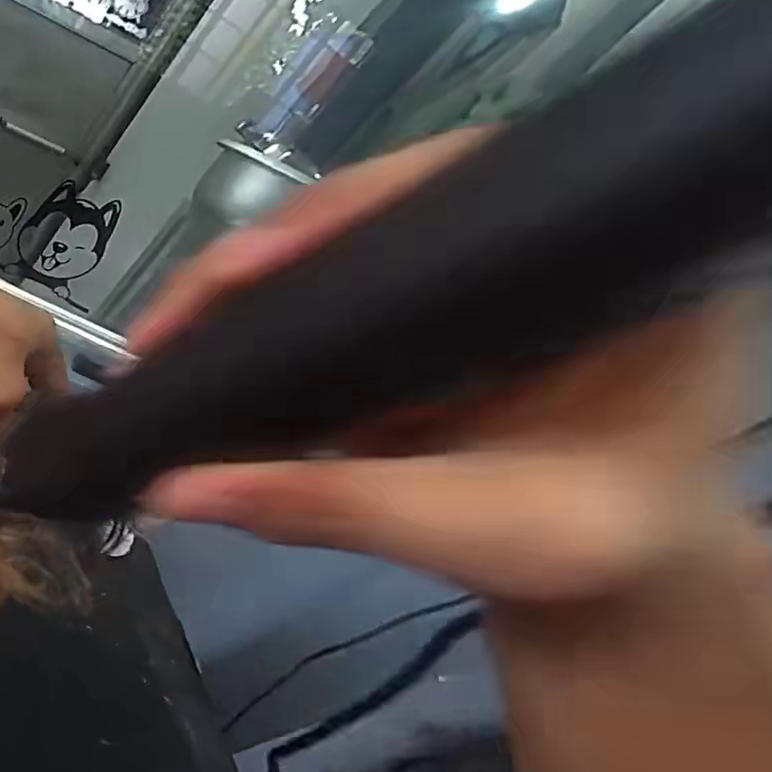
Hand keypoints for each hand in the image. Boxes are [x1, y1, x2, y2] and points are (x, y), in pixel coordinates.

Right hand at [132, 131, 760, 603]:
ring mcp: (444, 285)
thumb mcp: (483, 530)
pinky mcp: (398, 321)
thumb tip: (171, 492)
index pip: (449, 190)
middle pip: (355, 217)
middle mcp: (510, 249)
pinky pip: (307, 303)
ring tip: (162, 340)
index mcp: (590, 261)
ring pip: (317, 258)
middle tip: (165, 326)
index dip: (337, 213)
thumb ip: (335, 506)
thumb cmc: (593, 551)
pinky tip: (195, 352)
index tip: (242, 266)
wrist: (609, 581)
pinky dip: (246, 327)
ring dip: (233, 295)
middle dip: (250, 262)